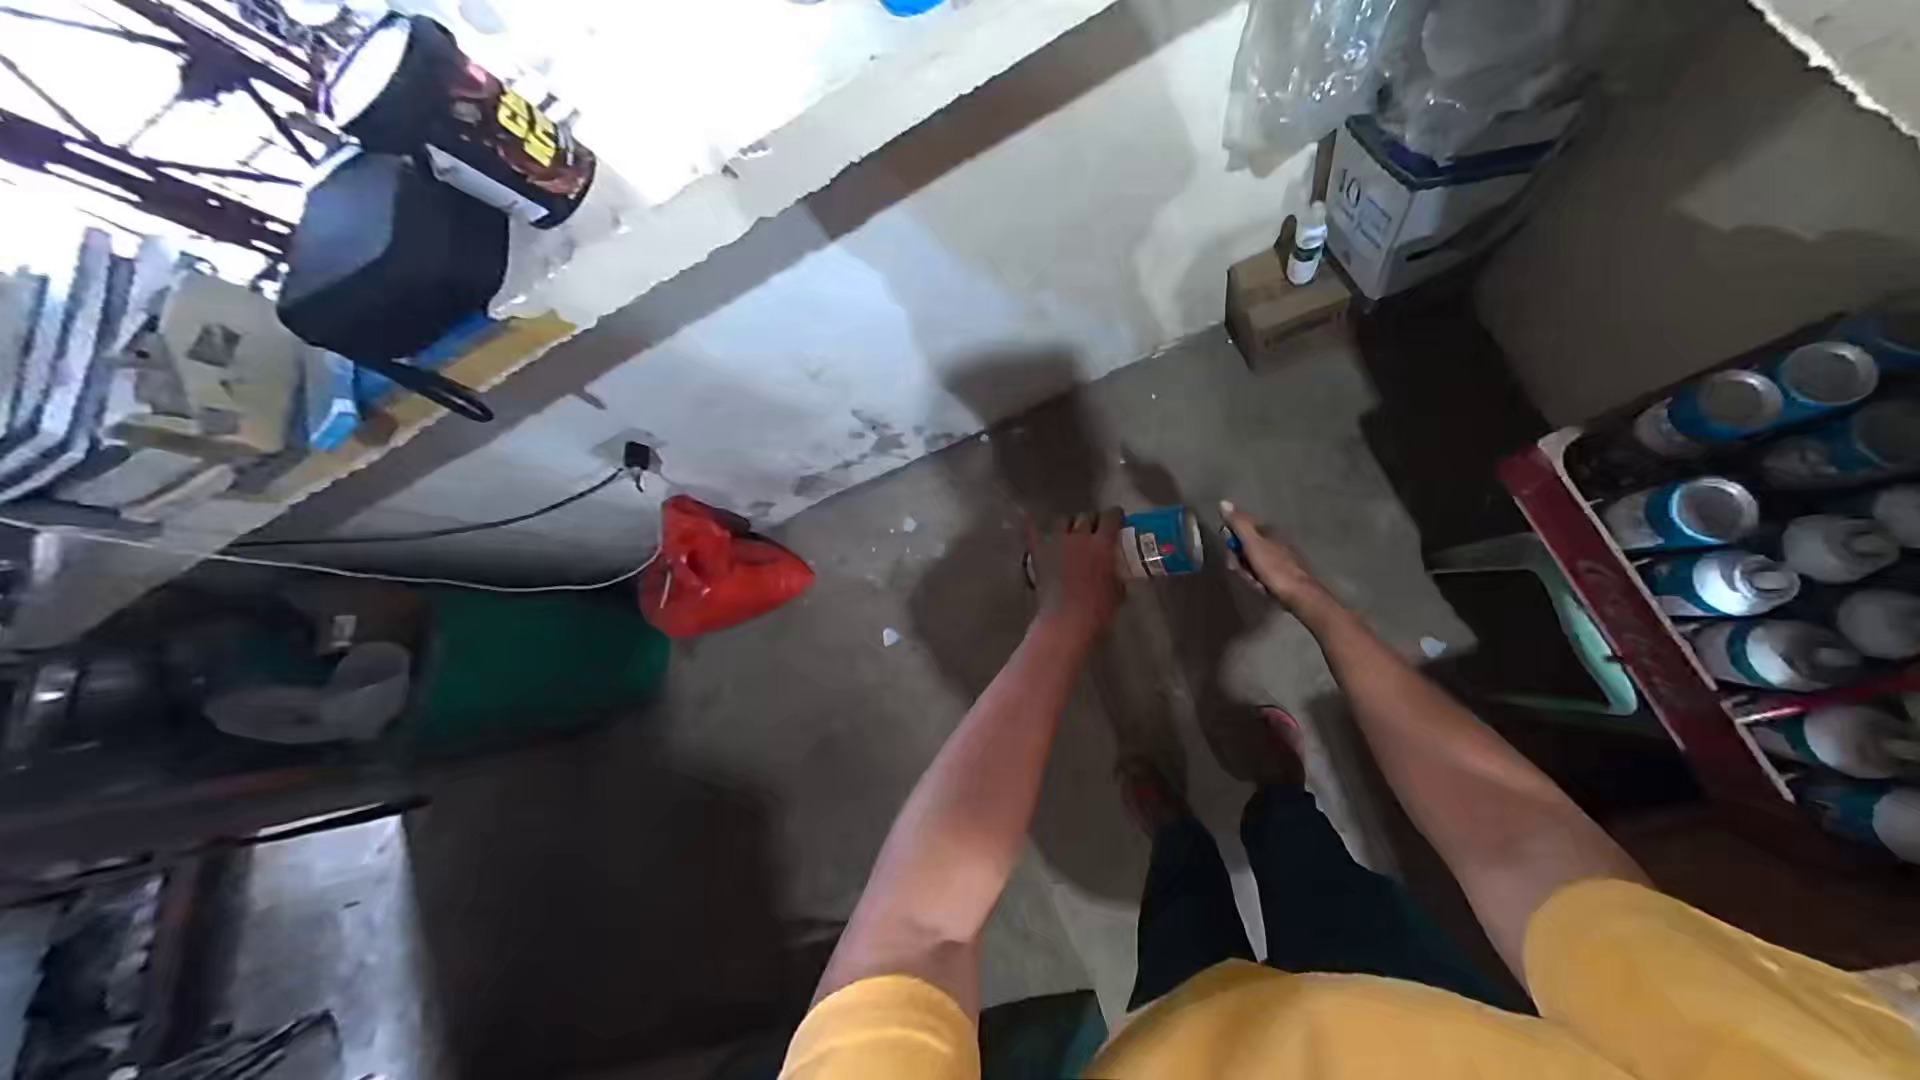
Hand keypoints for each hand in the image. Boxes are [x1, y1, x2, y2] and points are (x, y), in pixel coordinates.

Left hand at [1027, 509, 1124, 640]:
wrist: (1067, 621)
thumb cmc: (1097, 611)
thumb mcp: (1118, 593)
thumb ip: (1118, 578)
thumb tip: (1119, 575)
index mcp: (1102, 545)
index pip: (1111, 518)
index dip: (1115, 515)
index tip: (1117, 518)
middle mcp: (1080, 537)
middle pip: (1086, 517)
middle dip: (1092, 521)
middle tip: (1094, 530)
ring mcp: (1057, 543)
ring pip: (1063, 521)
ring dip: (1069, 524)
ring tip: (1070, 532)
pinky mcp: (1039, 553)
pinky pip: (1032, 531)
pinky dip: (1031, 524)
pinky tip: (1030, 517)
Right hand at [1220, 501, 1336, 616]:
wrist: (1298, 594)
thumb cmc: (1274, 568)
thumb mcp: (1253, 543)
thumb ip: (1239, 524)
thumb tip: (1223, 502)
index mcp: (1267, 531)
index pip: (1239, 530)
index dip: (1232, 544)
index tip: (1233, 554)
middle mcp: (1273, 541)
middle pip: (1243, 548)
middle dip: (1239, 562)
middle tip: (1244, 571)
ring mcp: (1278, 557)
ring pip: (1250, 562)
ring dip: (1248, 573)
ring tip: (1256, 581)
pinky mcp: (1280, 573)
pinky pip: (1259, 573)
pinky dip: (1257, 580)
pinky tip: (1262, 586)